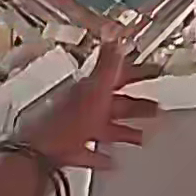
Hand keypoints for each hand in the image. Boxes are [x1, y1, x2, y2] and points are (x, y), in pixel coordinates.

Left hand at [19, 41, 154, 169]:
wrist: (39, 153)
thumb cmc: (64, 122)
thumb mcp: (94, 89)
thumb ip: (108, 62)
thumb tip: (116, 34)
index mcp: (91, 89)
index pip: (119, 75)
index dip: (139, 72)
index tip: (155, 71)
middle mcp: (84, 106)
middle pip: (116, 102)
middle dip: (137, 105)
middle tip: (155, 108)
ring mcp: (77, 128)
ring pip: (107, 126)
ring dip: (126, 130)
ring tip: (143, 136)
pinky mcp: (71, 149)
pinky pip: (92, 150)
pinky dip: (103, 156)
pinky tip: (112, 161)